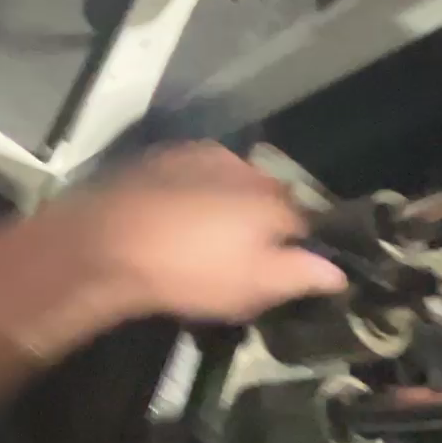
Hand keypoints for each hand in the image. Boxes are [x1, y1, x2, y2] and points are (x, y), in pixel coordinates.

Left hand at [40, 143, 347, 321]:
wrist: (104, 243)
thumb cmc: (185, 269)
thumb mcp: (251, 286)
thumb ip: (299, 274)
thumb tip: (337, 271)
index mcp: (271, 198)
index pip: (302, 222)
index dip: (292, 249)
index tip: (275, 271)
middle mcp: (239, 166)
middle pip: (264, 196)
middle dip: (258, 220)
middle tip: (235, 257)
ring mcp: (193, 156)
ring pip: (224, 182)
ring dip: (221, 204)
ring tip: (198, 239)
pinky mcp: (154, 159)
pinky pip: (185, 177)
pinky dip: (186, 194)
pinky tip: (169, 219)